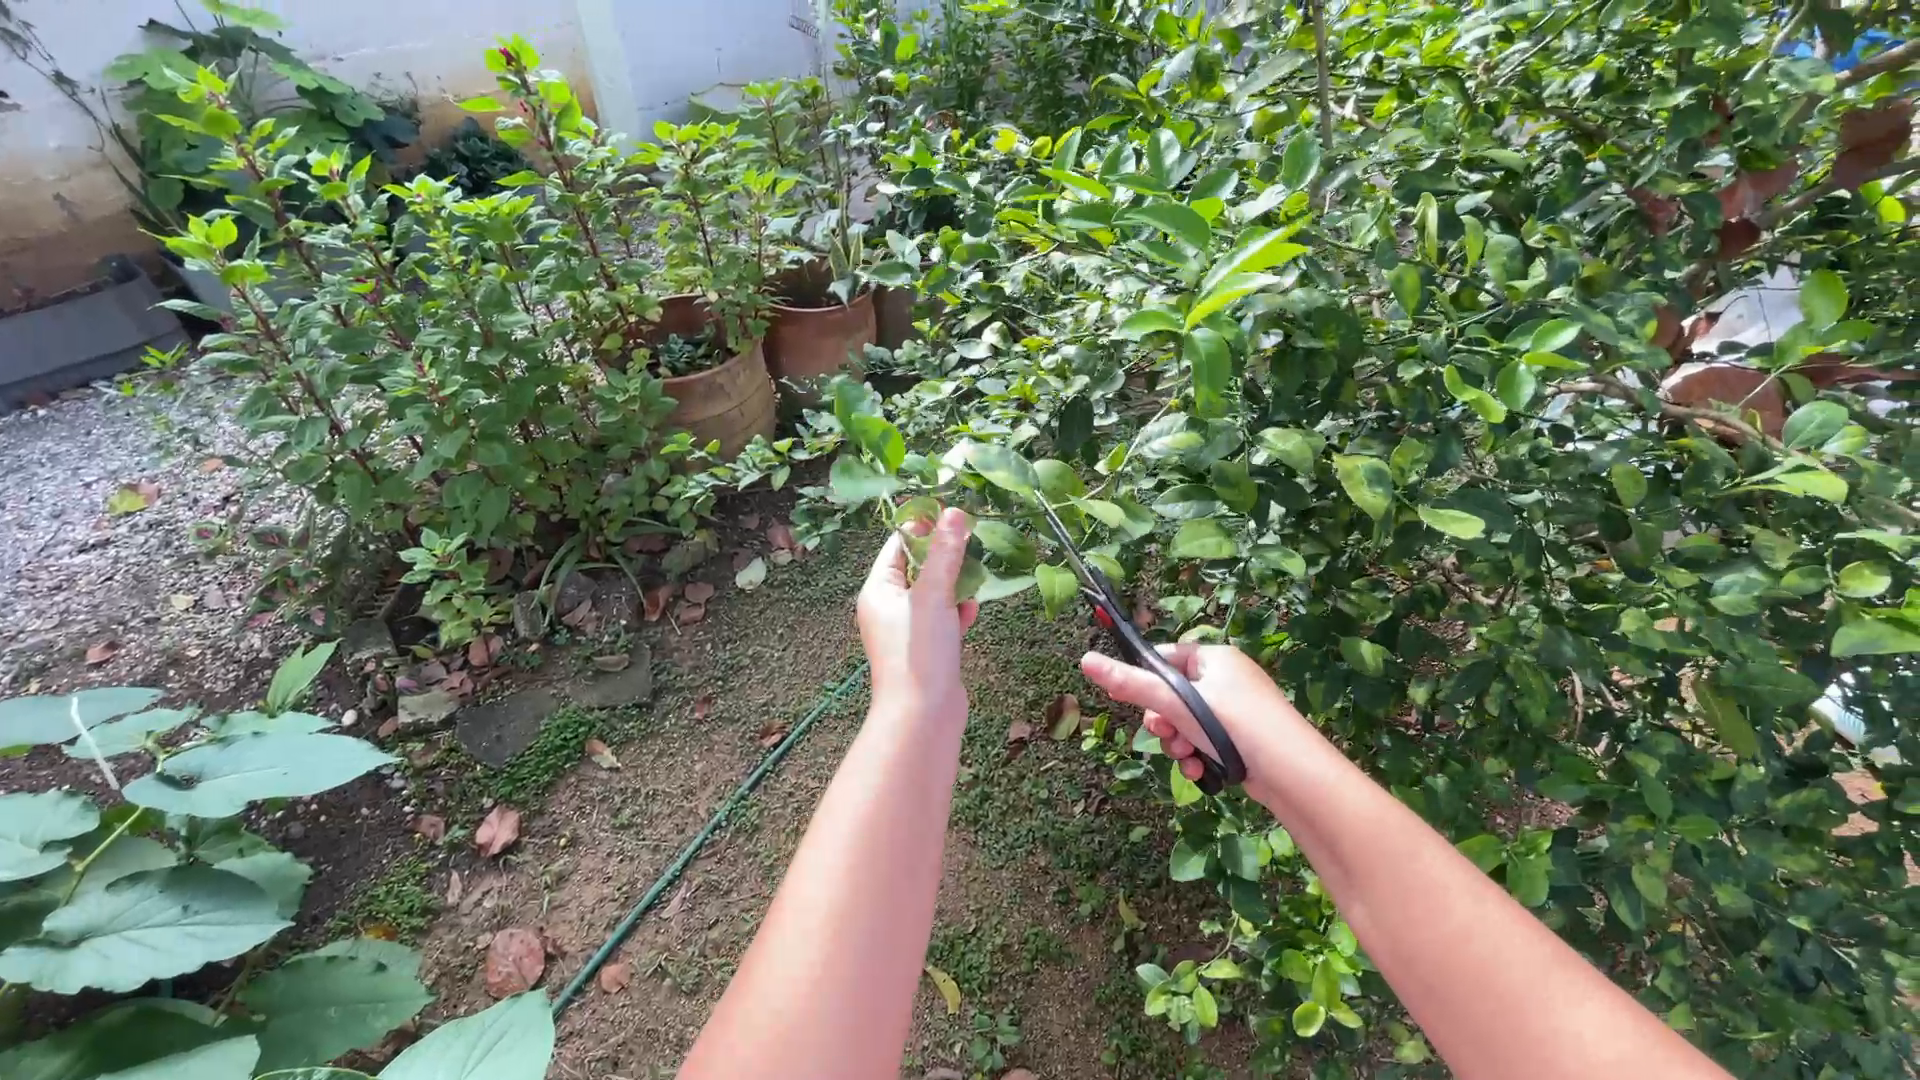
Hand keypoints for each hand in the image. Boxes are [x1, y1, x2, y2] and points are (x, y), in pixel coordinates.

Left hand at [858, 507, 978, 720]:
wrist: (923, 715)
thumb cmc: (919, 652)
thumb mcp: (933, 595)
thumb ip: (945, 553)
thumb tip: (954, 513)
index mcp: (878, 590)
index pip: (899, 546)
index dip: (924, 528)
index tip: (953, 514)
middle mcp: (888, 607)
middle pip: (919, 567)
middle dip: (945, 555)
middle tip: (972, 540)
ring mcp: (908, 629)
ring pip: (935, 592)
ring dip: (956, 583)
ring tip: (976, 576)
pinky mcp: (927, 648)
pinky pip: (943, 618)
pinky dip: (957, 611)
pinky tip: (971, 612)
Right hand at [1080, 643, 1310, 786]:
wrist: (1294, 775)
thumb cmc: (1234, 726)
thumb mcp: (1176, 704)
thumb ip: (1130, 684)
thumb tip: (1085, 660)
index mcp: (1214, 658)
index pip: (1165, 658)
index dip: (1146, 681)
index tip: (1134, 702)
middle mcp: (1227, 678)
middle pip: (1172, 695)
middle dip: (1163, 721)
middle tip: (1166, 734)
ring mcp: (1237, 710)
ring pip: (1187, 723)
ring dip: (1177, 743)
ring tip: (1187, 757)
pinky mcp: (1244, 740)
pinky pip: (1206, 742)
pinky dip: (1197, 756)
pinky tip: (1199, 771)